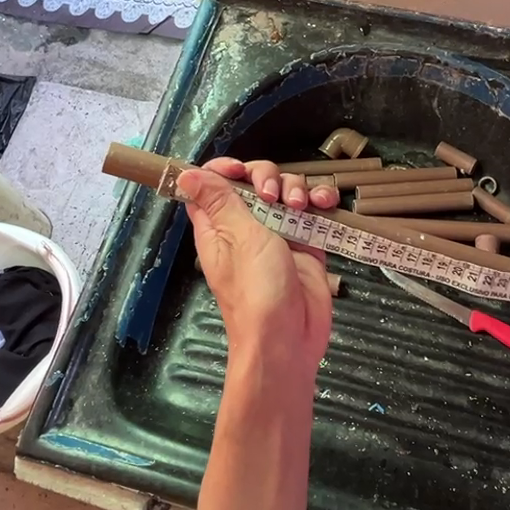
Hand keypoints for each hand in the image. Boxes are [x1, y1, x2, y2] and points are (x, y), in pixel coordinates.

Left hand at [179, 158, 339, 369]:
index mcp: (218, 226)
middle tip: (272, 196)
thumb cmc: (256, 290)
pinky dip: (320, 202)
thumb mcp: (237, 238)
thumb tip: (184, 175)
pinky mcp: (306, 243)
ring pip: (286, 192)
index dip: (223, 170)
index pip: (212, 185)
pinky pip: (313, 211)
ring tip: (301, 206)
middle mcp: (246, 226)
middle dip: (267, 177)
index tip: (238, 171)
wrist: (289, 339)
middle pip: (254, 182)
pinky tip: (325, 204)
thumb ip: (219, 201)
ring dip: (297, 189)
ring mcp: (279, 234)